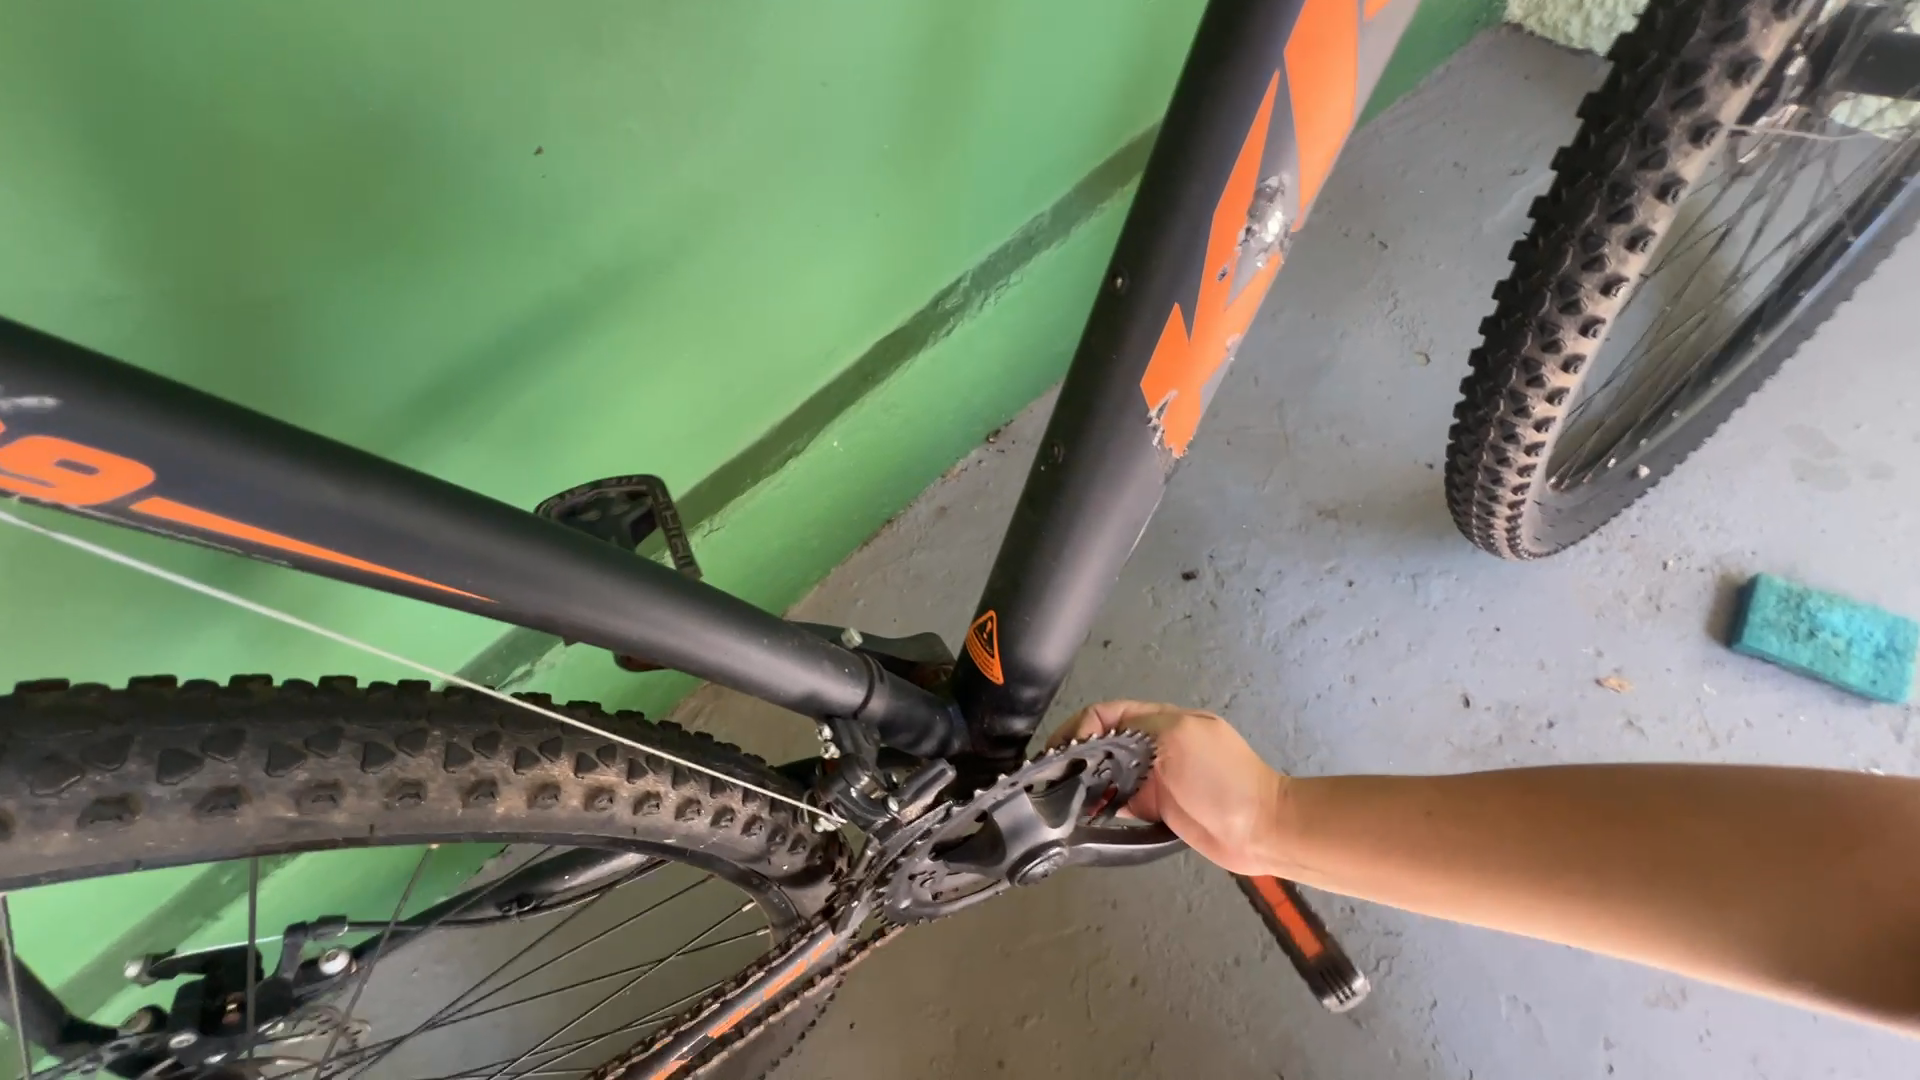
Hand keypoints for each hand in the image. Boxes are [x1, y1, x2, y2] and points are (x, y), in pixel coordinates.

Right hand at [1055, 700, 1288, 875]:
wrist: (1262, 829)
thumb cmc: (1223, 778)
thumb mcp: (1181, 735)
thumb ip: (1139, 728)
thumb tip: (1101, 740)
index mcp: (1158, 720)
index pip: (1106, 713)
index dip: (1079, 727)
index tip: (1061, 750)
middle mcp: (1151, 746)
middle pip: (1101, 742)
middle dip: (1074, 753)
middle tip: (1048, 774)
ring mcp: (1153, 778)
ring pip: (1106, 773)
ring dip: (1083, 780)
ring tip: (1057, 795)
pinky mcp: (1154, 808)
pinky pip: (1118, 802)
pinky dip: (1098, 805)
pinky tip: (1082, 814)